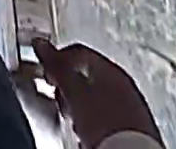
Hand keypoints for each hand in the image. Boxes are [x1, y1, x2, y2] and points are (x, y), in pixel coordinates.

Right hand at [33, 40, 161, 147]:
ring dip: (81, 104)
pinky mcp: (134, 130)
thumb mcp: (72, 91)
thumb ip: (55, 65)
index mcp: (110, 69)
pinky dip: (94, 120)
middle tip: (58, 96)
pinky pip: (107, 116)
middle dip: (69, 85)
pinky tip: (88, 130)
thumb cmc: (105, 123)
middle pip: (87, 75)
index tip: (45, 69)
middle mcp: (124, 84)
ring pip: (97, 97)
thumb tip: (40, 44)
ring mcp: (131, 108)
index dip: (57, 58)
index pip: (77, 52)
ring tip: (72, 117)